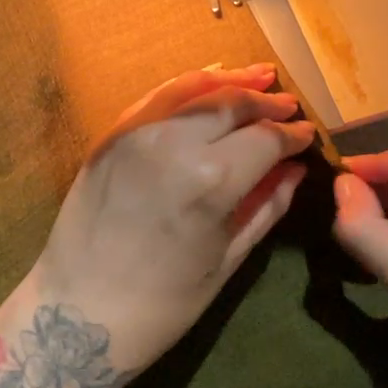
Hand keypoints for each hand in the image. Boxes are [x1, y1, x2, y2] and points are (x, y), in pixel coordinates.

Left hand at [28, 64, 314, 373]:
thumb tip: (295, 170)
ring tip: (258, 76)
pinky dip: (186, 87)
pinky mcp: (110, 136)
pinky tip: (207, 85)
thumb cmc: (163, 303)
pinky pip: (155, 98)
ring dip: (229, 81)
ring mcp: (135, 133)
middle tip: (289, 107)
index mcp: (210, 179)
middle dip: (266, 102)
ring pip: (191, 89)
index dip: (292, 136)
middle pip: (231, 103)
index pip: (265, 138)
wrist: (78, 311)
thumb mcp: (227, 260)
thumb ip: (266, 206)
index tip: (309, 137)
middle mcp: (173, 142)